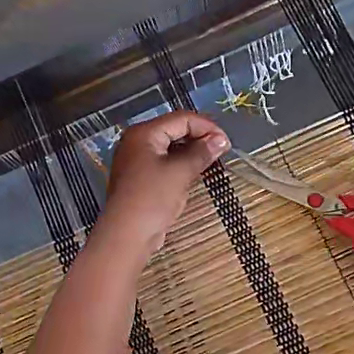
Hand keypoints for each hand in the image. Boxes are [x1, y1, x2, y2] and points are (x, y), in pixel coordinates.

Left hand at [101, 111, 229, 253]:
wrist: (127, 234)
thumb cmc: (153, 198)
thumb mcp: (180, 172)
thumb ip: (202, 152)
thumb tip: (221, 139)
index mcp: (144, 133)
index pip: (181, 119)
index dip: (206, 127)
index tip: (226, 142)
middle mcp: (137, 141)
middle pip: (174, 130)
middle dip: (199, 137)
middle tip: (222, 150)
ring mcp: (137, 160)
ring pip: (170, 147)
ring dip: (192, 151)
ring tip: (212, 161)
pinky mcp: (140, 177)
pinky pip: (165, 162)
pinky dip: (181, 164)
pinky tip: (195, 172)